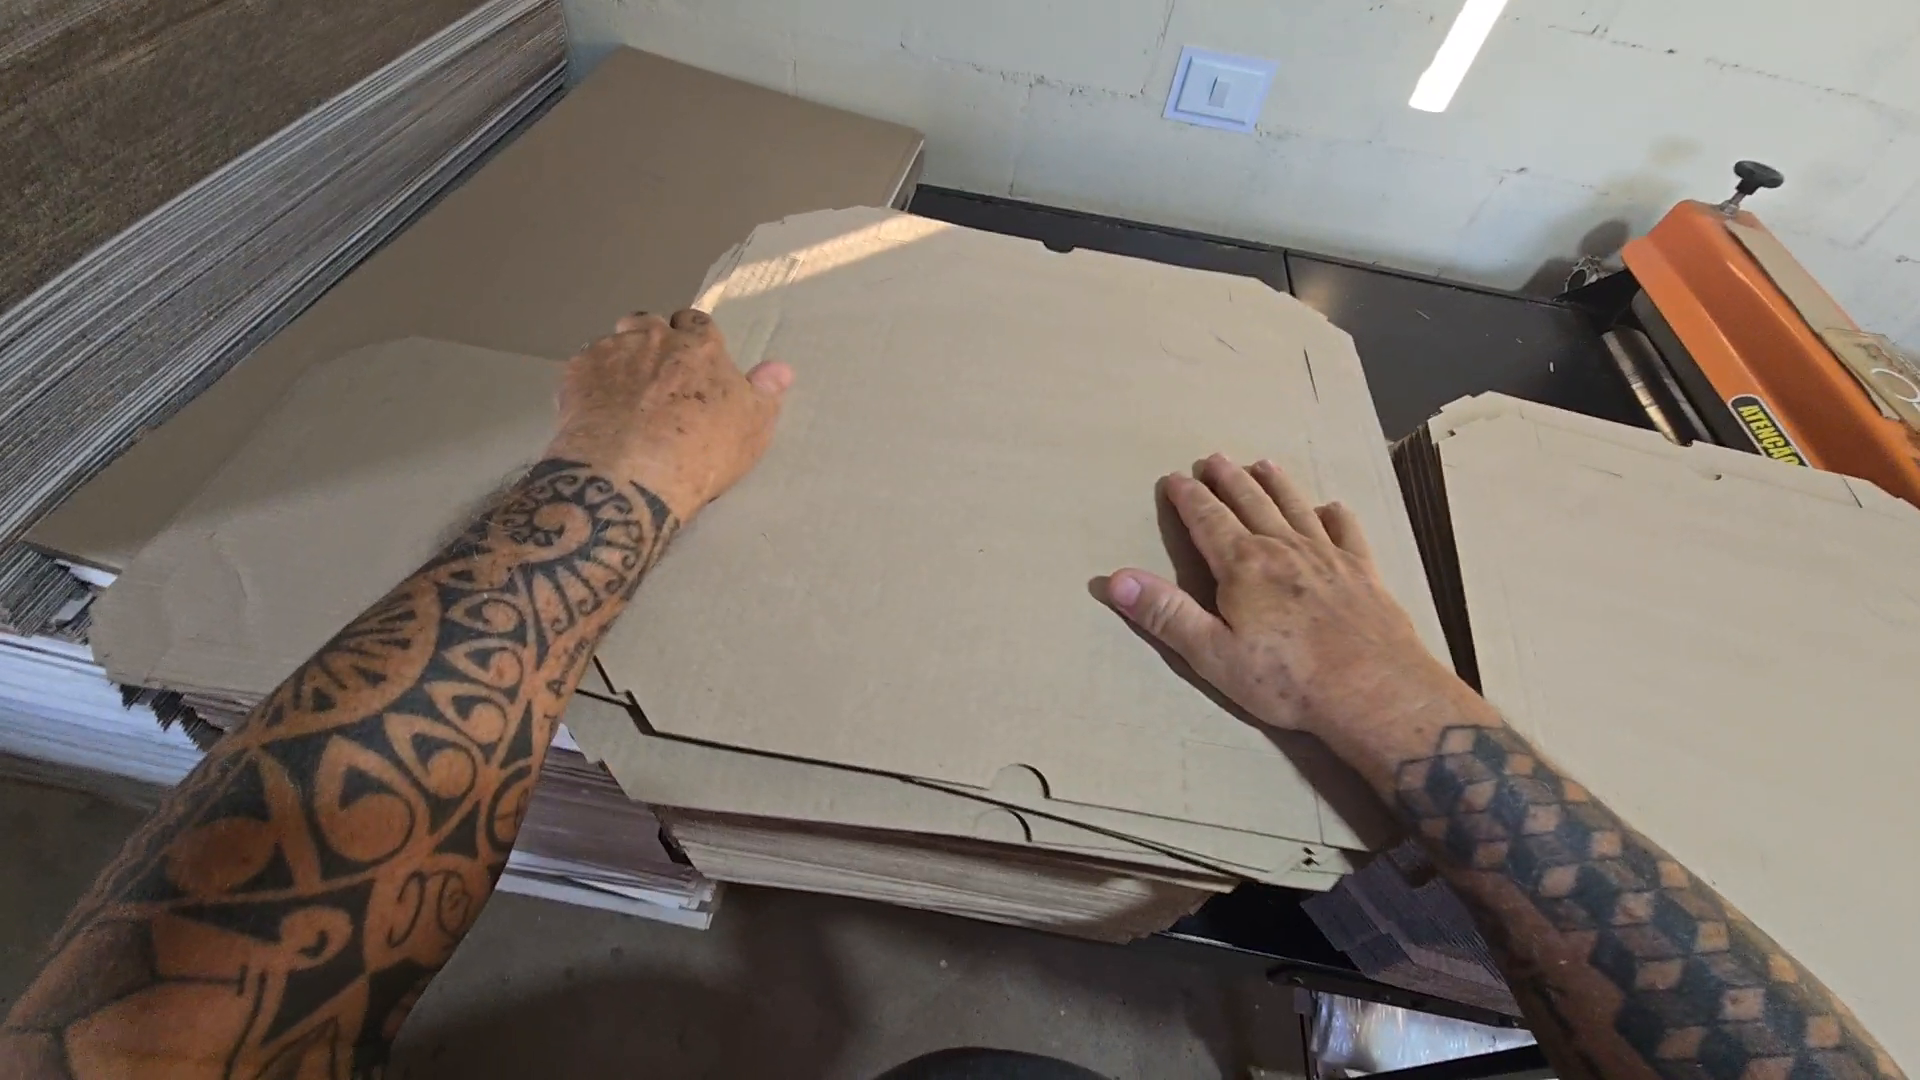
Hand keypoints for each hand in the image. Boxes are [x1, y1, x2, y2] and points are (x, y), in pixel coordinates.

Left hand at [544, 309, 792, 520]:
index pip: (698, 322)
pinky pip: (584, 366)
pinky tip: (598, 408)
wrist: (632, 473)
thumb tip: (782, 367)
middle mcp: (655, 338)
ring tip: (626, 391)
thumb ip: (765, 391)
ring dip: (622, 356)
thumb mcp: (753, 426)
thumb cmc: (704, 451)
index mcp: (701, 347)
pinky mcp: (575, 374)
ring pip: (614, 339)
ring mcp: (611, 352)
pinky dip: (593, 381)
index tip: (696, 361)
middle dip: (654, 340)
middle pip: (650, 322)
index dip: (695, 338)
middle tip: (658, 376)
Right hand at [1104, 454, 1458, 736]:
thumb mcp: (1211, 653)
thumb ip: (1165, 613)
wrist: (1376, 692)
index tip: (1174, 477)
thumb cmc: (1286, 678)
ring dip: (1276, 484)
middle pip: (1251, 503)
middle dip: (1228, 479)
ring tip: (1263, 464)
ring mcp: (1328, 558)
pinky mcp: (1363, 574)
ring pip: (1296, 508)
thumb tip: (1115, 579)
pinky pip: (1347, 532)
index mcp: (1243, 565)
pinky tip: (1331, 508)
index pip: (1208, 519)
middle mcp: (1284, 549)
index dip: (1188, 497)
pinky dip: (1335, 516)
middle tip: (1214, 458)